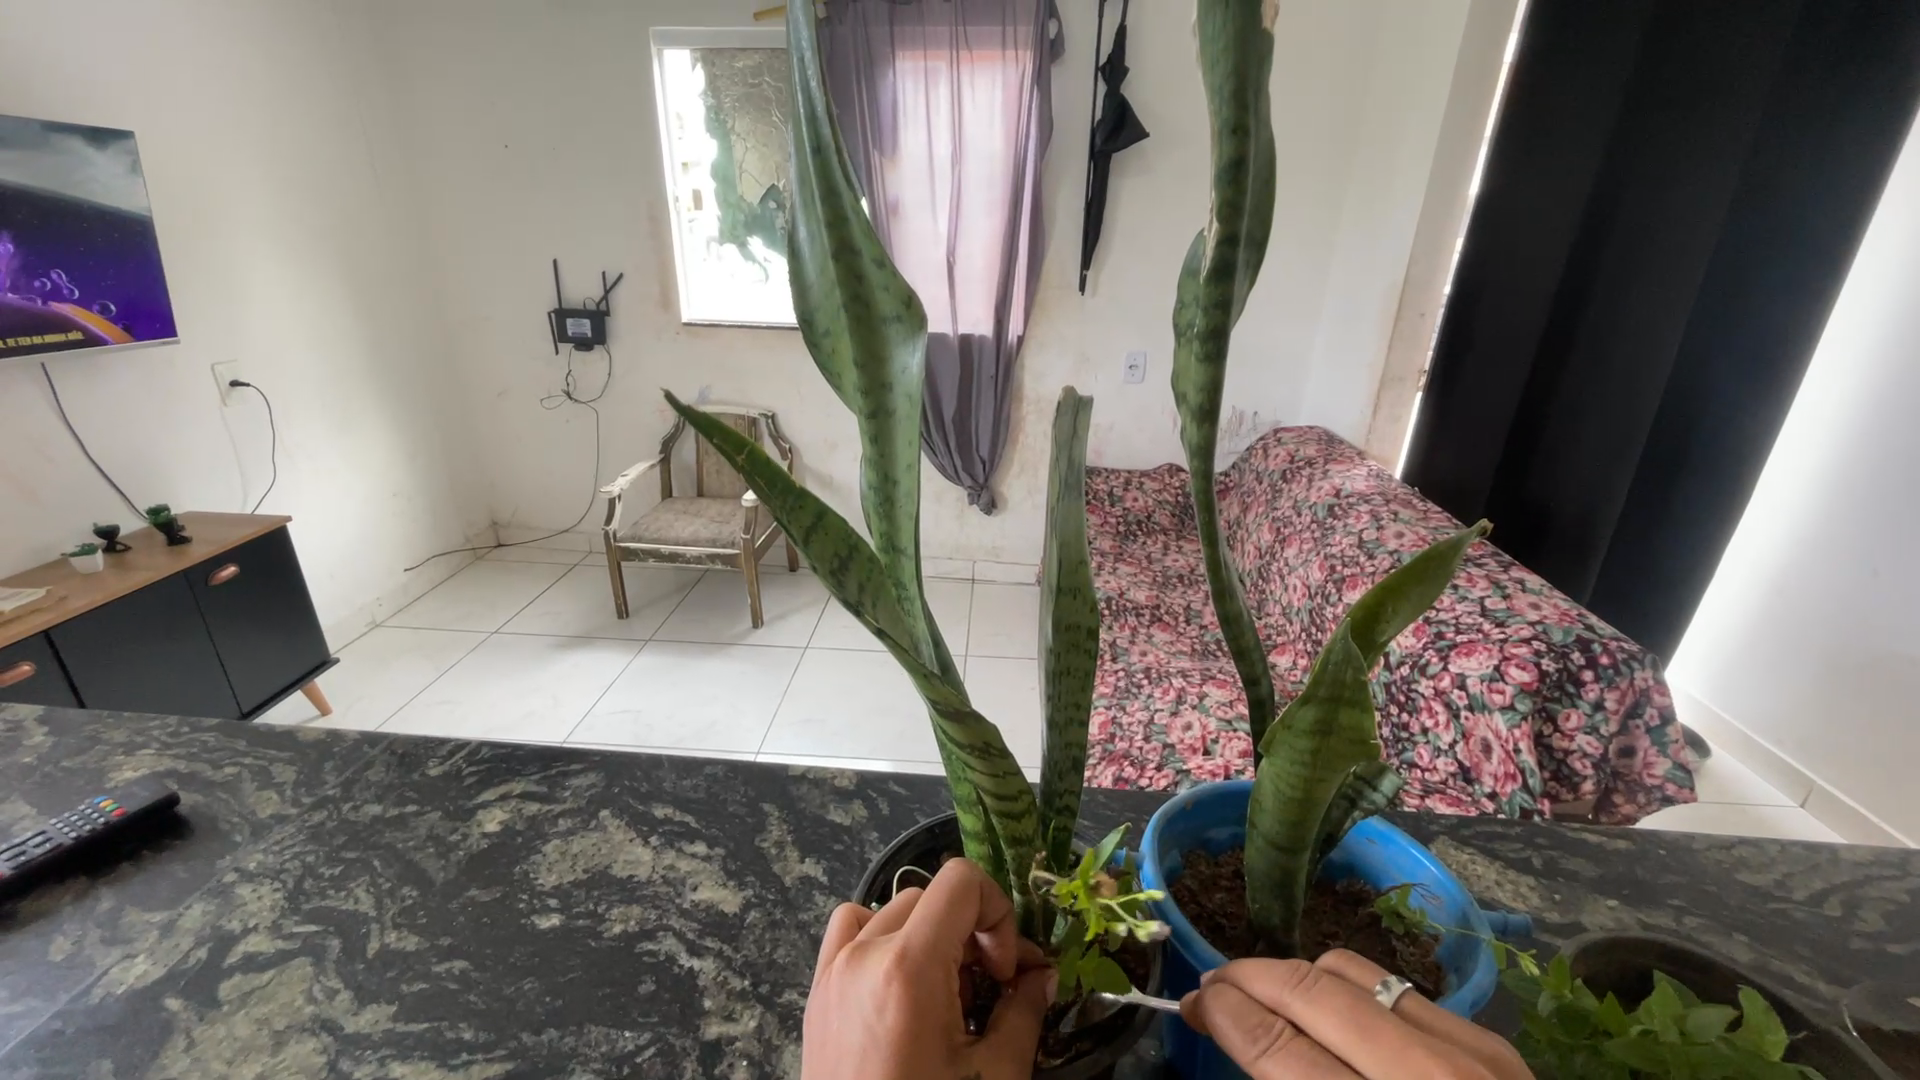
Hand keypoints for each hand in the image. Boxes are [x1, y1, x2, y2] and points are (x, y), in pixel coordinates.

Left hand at [802, 858, 1056, 1079]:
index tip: (1005, 971)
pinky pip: (849, 927)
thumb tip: (1040, 975)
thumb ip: (1023, 1012)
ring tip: (946, 989)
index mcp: (909, 965)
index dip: (997, 913)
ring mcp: (834, 969)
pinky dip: (879, 935)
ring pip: (893, 908)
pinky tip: (899, 983)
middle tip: (989, 988)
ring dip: (929, 933)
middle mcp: (864, 952)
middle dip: (971, 930)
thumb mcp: (994, 1078)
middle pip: (932, 895)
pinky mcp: (817, 990)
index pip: (961, 880)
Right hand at [1181, 949, 1533, 1078]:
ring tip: (1270, 998)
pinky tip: (1336, 1018)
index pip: (1280, 1048)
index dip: (1225, 1014)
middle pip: (1308, 990)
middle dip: (1245, 978)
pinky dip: (1349, 992)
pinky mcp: (1492, 1043)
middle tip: (1211, 987)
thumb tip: (1233, 1026)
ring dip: (1294, 977)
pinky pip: (1394, 986)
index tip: (1194, 1004)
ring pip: (1347, 970)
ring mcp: (1470, 1057)